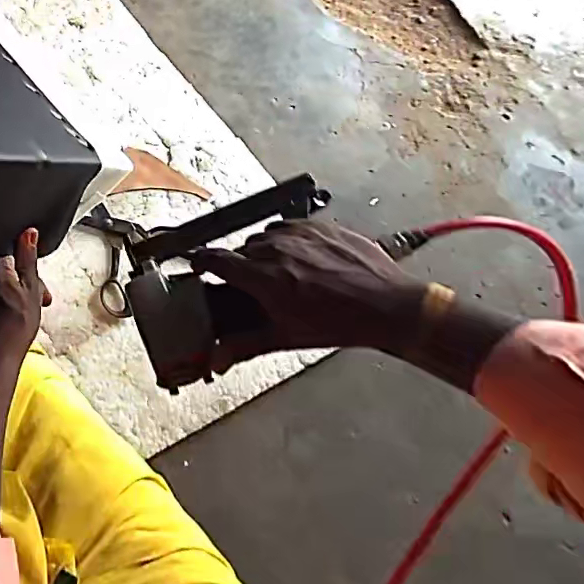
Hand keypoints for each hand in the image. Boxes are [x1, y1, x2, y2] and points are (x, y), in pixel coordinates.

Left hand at [0, 227, 47, 381]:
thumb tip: (28, 232)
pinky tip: (1, 325)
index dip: (25, 272)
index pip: (10, 257)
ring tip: (17, 317)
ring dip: (3, 298)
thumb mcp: (31, 288)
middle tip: (31, 304)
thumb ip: (27, 257)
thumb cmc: (16, 326)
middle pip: (0, 273)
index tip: (36, 286)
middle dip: (16, 285)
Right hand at [191, 218, 424, 366]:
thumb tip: (217, 359)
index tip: (196, 263)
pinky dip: (287, 241)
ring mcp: (296, 233)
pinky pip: (286, 228)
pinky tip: (302, 259)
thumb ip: (245, 345)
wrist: (386, 305)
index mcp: (264, 278)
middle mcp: (276, 250)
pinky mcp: (314, 224)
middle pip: (241, 252)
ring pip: (263, 238)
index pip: (215, 259)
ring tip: (284, 273)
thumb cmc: (340, 323)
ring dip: (265, 253)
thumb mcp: (287, 337)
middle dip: (243, 267)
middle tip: (257, 284)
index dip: (200, 260)